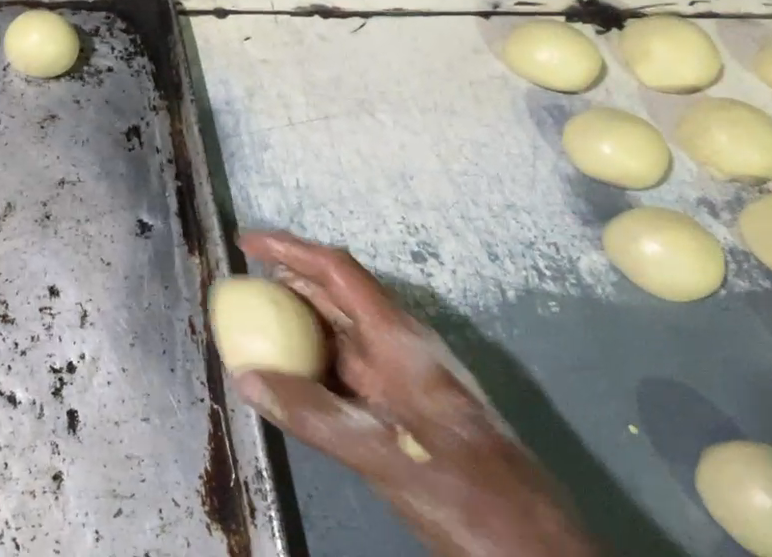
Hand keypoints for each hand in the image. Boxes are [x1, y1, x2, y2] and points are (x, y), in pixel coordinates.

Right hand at [232, 231, 599, 556]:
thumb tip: (246, 377)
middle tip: (238, 290)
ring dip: (295, 322)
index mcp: (400, 339)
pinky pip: (344, 369)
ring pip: (339, 332)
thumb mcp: (384, 454)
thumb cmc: (465, 490)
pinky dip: (308, 361)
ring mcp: (401, 378)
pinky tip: (286, 378)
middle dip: (286, 283)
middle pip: (336, 295)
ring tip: (252, 328)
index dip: (290, 250)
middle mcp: (399, 347)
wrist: (532, 548)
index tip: (245, 244)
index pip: (338, 272)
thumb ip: (313, 414)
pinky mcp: (400, 408)